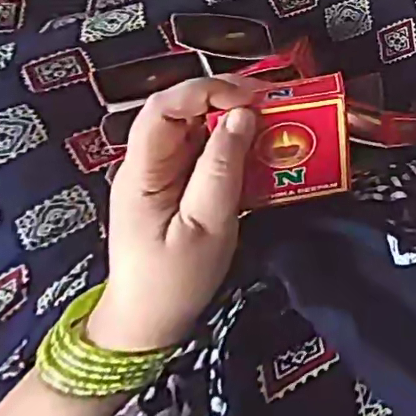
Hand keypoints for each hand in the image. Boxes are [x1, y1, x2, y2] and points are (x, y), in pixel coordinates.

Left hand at [87, 77, 261, 351]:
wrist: (146, 324)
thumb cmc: (172, 282)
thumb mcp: (205, 227)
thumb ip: (222, 169)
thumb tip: (243, 116)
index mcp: (143, 171)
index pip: (164, 107)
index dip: (206, 91)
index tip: (249, 99)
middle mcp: (149, 160)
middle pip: (182, 106)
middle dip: (227, 96)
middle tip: (271, 102)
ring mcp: (163, 168)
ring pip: (197, 121)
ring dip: (235, 114)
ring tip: (272, 116)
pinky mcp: (179, 178)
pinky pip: (207, 142)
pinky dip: (235, 136)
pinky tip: (260, 141)